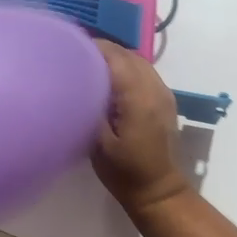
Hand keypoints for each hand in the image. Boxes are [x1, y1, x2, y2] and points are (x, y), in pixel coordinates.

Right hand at [92, 39, 189, 215]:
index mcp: (138, 96)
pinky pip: (146, 73)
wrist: (158, 189)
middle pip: (129, 54)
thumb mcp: (98, 143)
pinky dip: (129, 69)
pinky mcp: (166, 100)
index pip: (117, 57)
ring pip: (139, 61)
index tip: (71, 49)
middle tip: (77, 57)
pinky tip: (112, 81)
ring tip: (91, 66)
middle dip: (104, 51)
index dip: (94, 48)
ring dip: (118, 59)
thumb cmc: (124, 171)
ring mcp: (164, 92)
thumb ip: (91, 107)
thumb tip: (77, 83)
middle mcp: (155, 87)